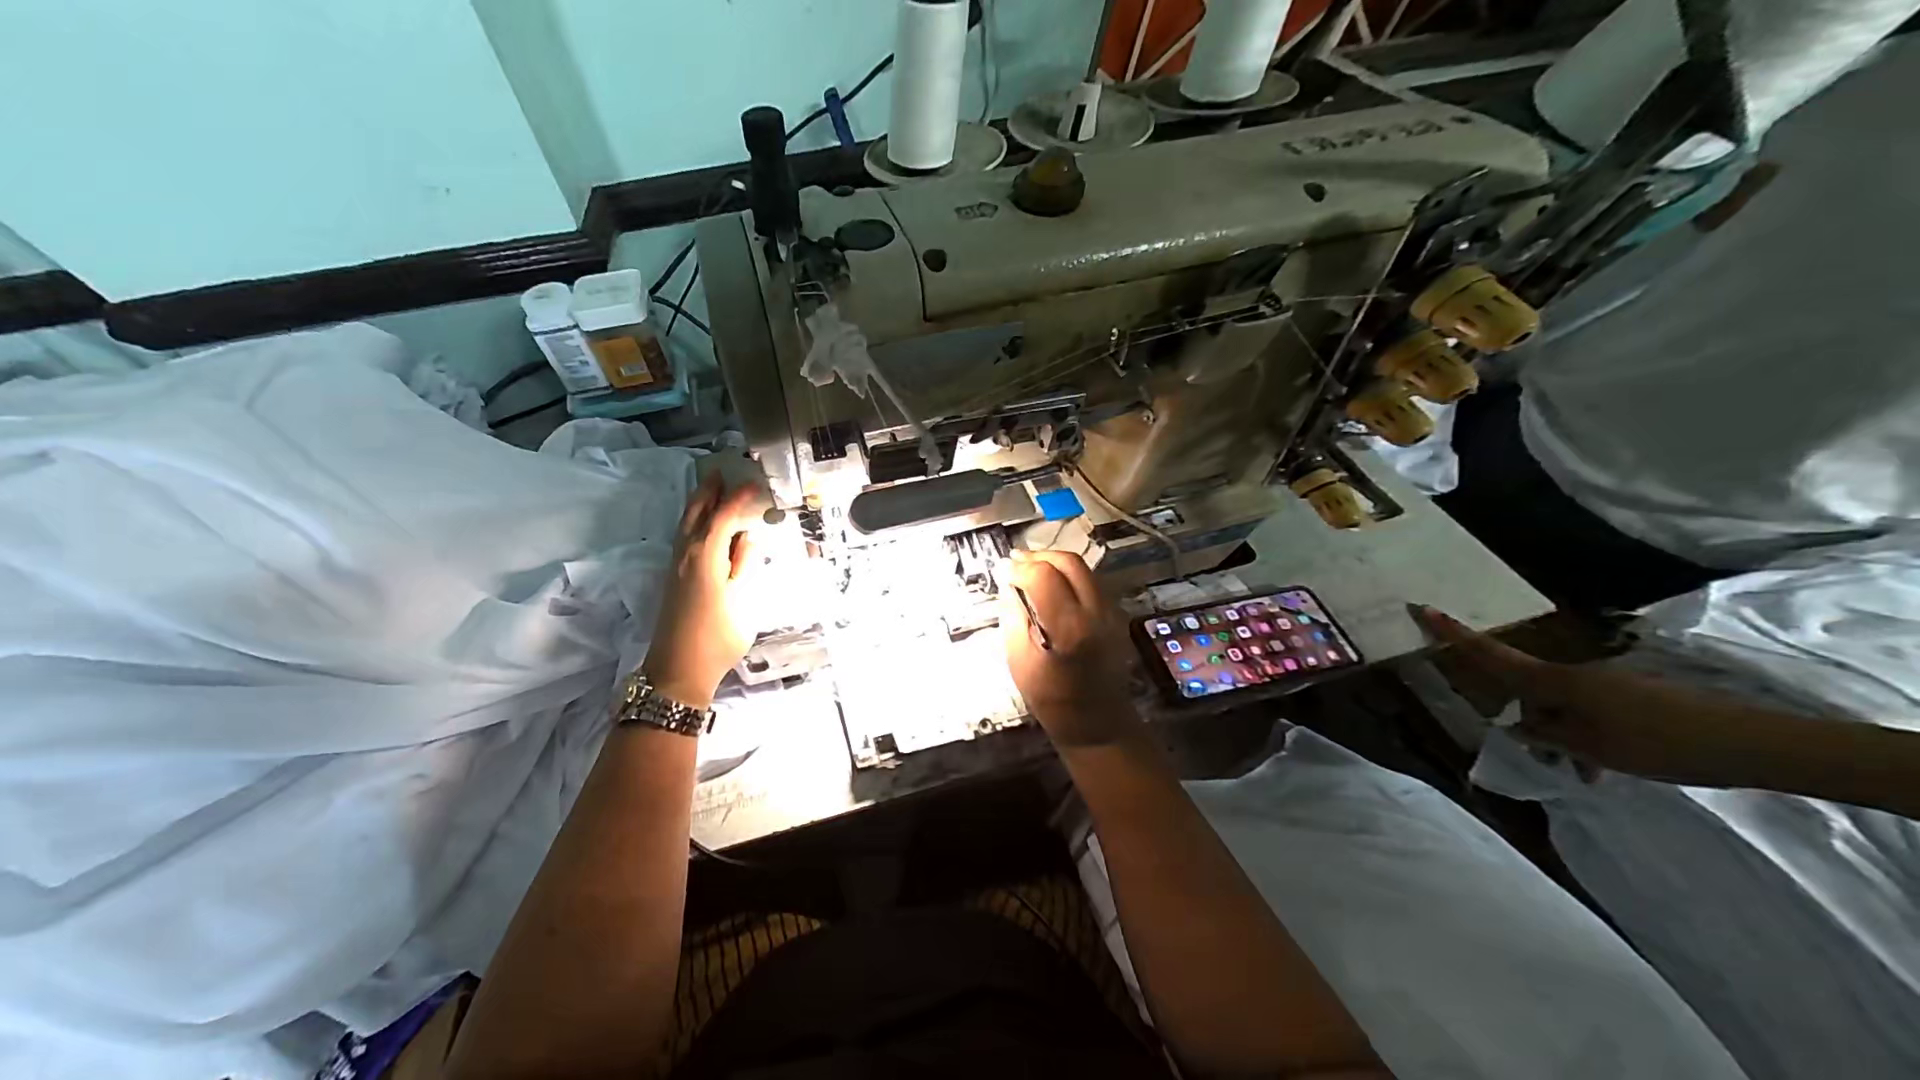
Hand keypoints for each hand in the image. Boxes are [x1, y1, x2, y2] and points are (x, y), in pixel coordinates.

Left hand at [640, 472, 764, 708]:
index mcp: (706, 555)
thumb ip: (745, 566)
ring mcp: (676, 565)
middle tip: (721, 471)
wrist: (678, 670)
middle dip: (708, 491)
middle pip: (696, 512)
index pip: (723, 516)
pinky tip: (704, 525)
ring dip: (699, 504)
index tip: (754, 483)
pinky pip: (684, 536)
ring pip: (686, 523)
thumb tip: (750, 539)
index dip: (738, 498)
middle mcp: (686, 553)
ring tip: (711, 490)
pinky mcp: (673, 577)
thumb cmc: (717, 636)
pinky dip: (695, 521)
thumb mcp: (743, 600)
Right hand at [1001, 550, 1141, 747]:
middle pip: (1069, 563)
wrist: (1098, 724)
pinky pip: (1090, 582)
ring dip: (1054, 562)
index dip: (1019, 569)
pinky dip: (1067, 575)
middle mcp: (1097, 613)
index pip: (1044, 577)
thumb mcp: (1020, 661)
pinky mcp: (1115, 616)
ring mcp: (1111, 612)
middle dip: (1039, 557)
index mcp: (1070, 629)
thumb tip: (1009, 586)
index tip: (1002, 571)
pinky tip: (1049, 585)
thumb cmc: (1052, 700)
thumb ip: (1014, 618)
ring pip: (1083, 569)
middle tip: (1014, 562)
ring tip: (1028, 569)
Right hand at [1413, 604, 1779, 785]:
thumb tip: (1520, 725)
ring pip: (1560, 708)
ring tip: (1583, 773)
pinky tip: (1605, 769)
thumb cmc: (1655, 743)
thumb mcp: (1590, 747)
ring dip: (1562, 737)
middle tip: (1548, 758)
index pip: (1491, 655)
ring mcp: (1603, 684)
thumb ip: (1546, 733)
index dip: (1454, 634)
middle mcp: (1573, 675)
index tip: (1421, 607)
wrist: (1746, 743)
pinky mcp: (1628, 697)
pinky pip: (1587, 714)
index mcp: (1555, 681)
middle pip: (1527, 690)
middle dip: (1527, 720)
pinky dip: (1586, 738)